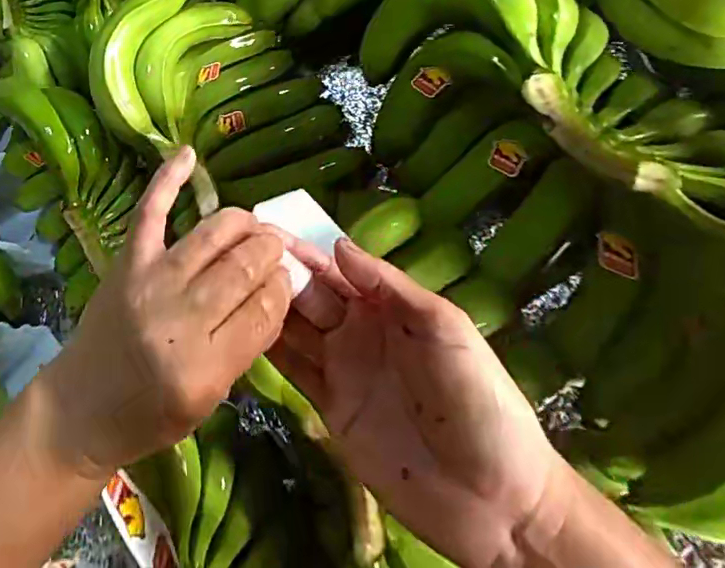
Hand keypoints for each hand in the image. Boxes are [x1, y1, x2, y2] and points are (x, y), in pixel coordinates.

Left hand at [33, 148, 292, 478]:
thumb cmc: (151, 414)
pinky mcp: (126, 261)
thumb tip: (281, 281)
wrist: (80, 409)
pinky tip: (189, 154)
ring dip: (245, 223)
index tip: (283, 281)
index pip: (267, 306)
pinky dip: (169, 178)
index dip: (283, 286)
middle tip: (273, 251)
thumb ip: (250, 340)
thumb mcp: (213, 396)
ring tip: (252, 229)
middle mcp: (178, 318)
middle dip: (271, 251)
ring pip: (216, 231)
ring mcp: (149, 282)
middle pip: (247, 263)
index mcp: (204, 366)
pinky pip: (152, 210)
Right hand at [270, 238, 570, 567]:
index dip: (305, 248)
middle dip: (279, 273)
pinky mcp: (333, 409)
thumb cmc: (479, 398)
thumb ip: (390, 286)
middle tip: (237, 256)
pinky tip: (242, 331)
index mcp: (390, 305)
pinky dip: (270, 350)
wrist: (494, 497)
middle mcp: (362, 329)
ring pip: (297, 329)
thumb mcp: (444, 328)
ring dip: (268, 307)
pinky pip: (296, 371)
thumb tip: (338, 244)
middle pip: (312, 294)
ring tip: (229, 286)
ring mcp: (345, 368)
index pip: (339, 267)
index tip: (266, 228)